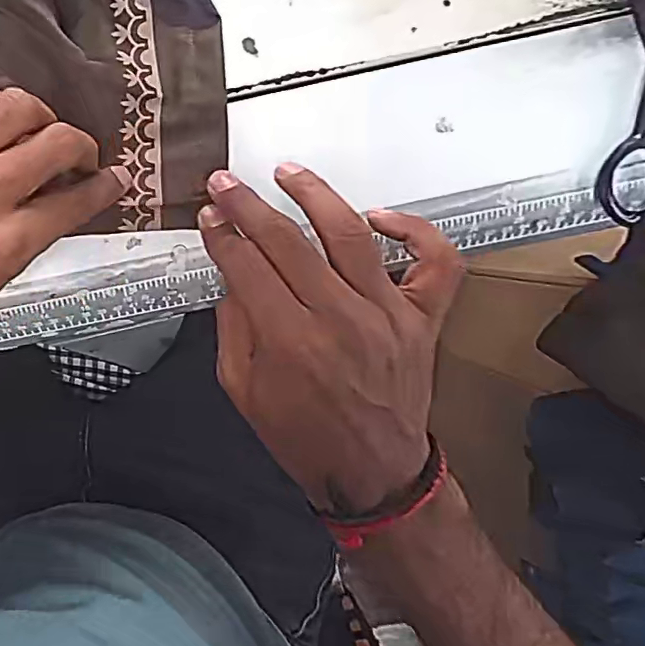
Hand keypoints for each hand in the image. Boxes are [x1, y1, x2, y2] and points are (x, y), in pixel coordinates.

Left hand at [0, 74, 125, 377]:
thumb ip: (40, 233)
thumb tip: (74, 197)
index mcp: (5, 241)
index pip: (75, 200)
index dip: (105, 185)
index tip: (114, 177)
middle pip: (56, 144)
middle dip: (82, 147)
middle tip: (78, 155)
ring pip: (16, 106)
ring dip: (40, 116)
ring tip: (36, 130)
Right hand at [198, 164, 463, 515]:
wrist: (372, 472)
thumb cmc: (301, 435)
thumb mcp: (241, 388)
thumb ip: (233, 326)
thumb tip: (233, 274)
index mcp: (288, 342)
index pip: (246, 266)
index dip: (222, 234)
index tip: (210, 213)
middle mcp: (339, 320)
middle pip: (286, 242)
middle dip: (248, 206)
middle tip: (227, 182)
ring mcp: (387, 316)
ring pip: (350, 236)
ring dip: (315, 196)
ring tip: (288, 173)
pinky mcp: (422, 319)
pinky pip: (435, 262)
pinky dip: (413, 230)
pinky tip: (378, 216)